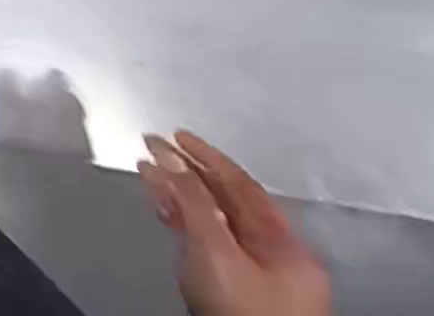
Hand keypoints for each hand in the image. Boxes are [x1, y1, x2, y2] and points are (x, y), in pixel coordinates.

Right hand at [138, 131, 331, 315]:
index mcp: (286, 245)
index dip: (207, 156)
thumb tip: (167, 152)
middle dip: (187, 172)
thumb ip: (192, 198)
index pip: (243, 185)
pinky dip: (184, 218)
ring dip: (179, 193)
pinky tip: (164, 210)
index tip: (175, 134)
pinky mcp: (238, 286)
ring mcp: (260, 273)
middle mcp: (278, 256)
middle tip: (153, 147)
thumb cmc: (241, 307)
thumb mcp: (214, 247)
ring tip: (147, 173)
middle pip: (227, 200)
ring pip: (214, 218)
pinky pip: (208, 237)